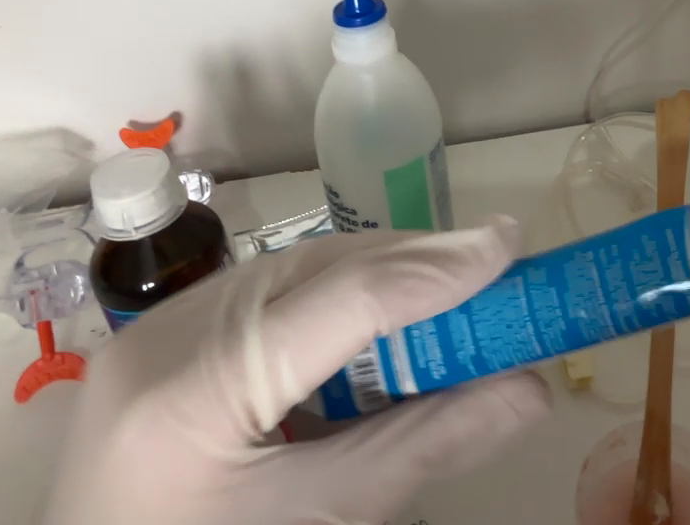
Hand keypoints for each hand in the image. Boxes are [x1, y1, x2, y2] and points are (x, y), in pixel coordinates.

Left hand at [44, 220, 551, 524]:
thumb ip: (427, 447)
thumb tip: (531, 388)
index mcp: (189, 392)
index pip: (339, 302)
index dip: (434, 269)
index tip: (511, 242)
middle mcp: (166, 333)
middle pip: (319, 269)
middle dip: (415, 263)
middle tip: (496, 262)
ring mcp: (157, 326)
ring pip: (297, 268)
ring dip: (382, 273)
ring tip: (450, 288)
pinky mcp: (166, 332)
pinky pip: (271, 290)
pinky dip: (338, 296)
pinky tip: (379, 318)